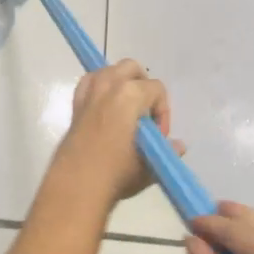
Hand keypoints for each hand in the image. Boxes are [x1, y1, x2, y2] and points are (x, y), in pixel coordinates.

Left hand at [44, 60, 182, 207]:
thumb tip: (178, 145)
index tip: (158, 136)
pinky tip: (104, 109)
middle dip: (143, 87)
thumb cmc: (118, 172)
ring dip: (121, 83)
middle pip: (132, 69)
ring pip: (109, 71)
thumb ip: (167, 150)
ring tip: (126, 111)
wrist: (77, 184)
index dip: (162, 111)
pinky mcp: (76, 103)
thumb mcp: (150, 164)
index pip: (157, 88)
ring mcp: (90, 91)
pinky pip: (90, 82)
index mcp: (131, 94)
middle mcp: (109, 84)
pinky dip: (99, 88)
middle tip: (144, 116)